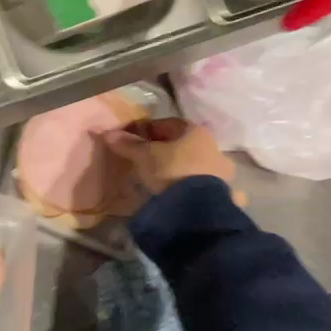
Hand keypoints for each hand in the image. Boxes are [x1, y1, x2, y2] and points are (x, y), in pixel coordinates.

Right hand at [109, 119, 246, 206]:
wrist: (199, 207)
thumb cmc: (171, 170)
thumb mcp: (144, 156)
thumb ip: (127, 144)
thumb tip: (108, 133)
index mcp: (196, 131)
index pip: (167, 123)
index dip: (146, 129)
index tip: (131, 138)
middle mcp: (212, 146)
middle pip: (181, 143)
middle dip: (163, 148)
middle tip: (143, 158)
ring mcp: (221, 169)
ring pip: (192, 162)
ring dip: (177, 166)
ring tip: (157, 177)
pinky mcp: (222, 190)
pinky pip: (199, 181)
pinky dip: (187, 182)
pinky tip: (174, 190)